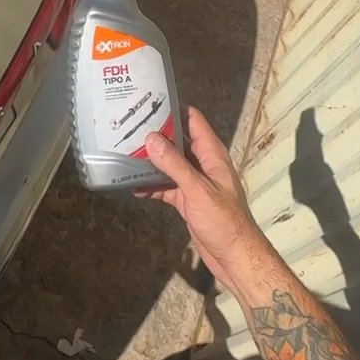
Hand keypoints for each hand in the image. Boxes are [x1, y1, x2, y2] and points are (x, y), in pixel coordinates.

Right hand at [143, 107, 275, 285]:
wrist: (234, 257)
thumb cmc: (223, 220)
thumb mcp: (197, 189)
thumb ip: (174, 164)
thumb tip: (151, 138)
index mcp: (212, 155)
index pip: (194, 121)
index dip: (174, 109)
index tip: (150, 102)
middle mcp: (204, 164)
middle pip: (179, 141)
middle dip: (157, 134)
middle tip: (129, 126)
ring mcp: (196, 183)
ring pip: (170, 164)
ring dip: (152, 161)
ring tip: (125, 153)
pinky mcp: (188, 200)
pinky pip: (167, 186)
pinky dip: (152, 186)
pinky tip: (133, 187)